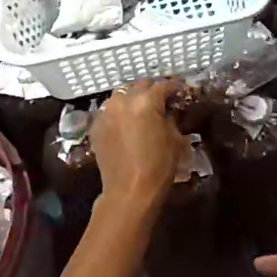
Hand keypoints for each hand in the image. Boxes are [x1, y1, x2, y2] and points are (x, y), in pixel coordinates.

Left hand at [90, 78, 182, 212]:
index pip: (163, 85)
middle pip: (140, 85)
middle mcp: (123, 101)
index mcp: (146, 101)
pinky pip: (109, 111)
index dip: (174, 87)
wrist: (129, 191)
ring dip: (133, 98)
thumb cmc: (159, 164)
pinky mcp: (96, 126)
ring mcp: (106, 112)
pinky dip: (119, 112)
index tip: (180, 91)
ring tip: (141, 109)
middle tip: (161, 100)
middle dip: (152, 90)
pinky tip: (126, 123)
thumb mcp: (175, 137)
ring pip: (121, 95)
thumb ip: (171, 116)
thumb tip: (168, 109)